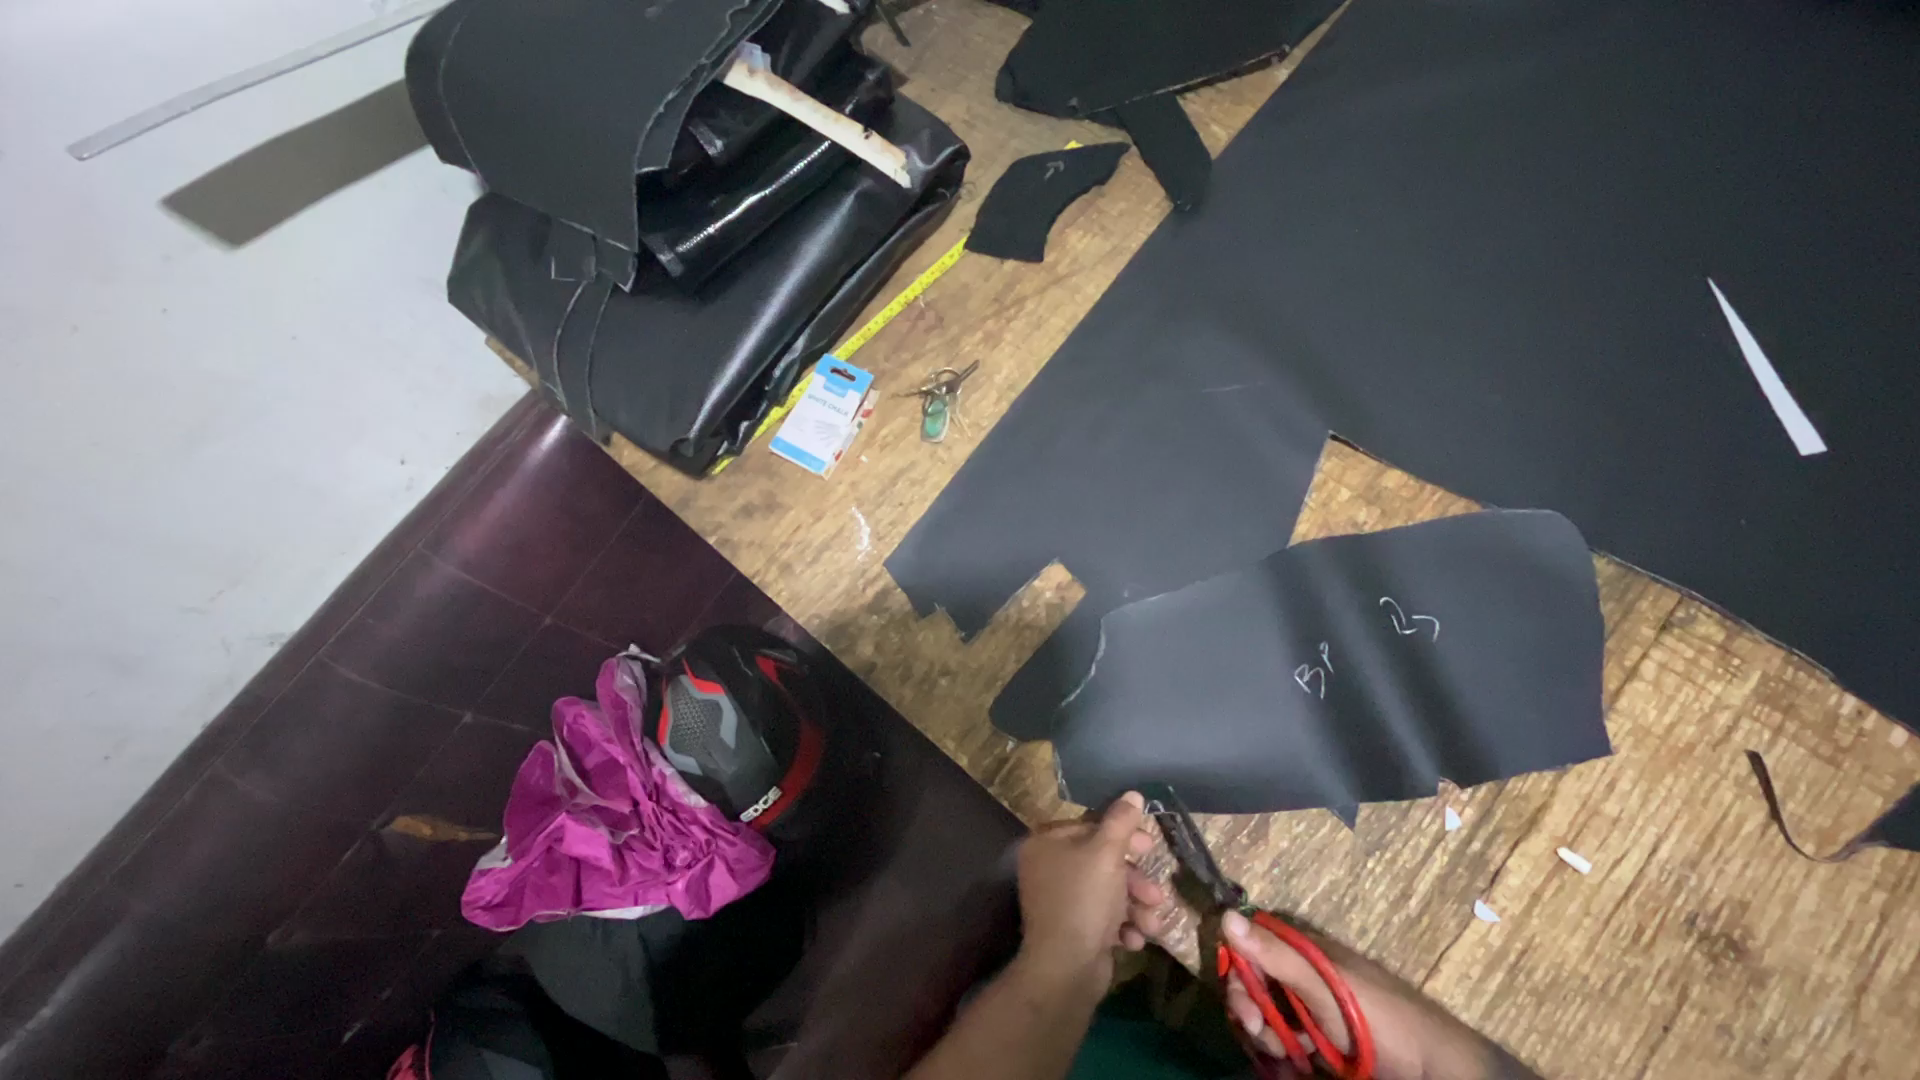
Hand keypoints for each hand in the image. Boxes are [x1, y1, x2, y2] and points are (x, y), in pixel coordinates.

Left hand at [1013, 791, 1168, 987]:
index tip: (1149, 845)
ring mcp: (1060, 901)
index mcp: (1046, 844)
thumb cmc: (1084, 900)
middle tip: (1156, 891)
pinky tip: (1134, 939)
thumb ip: (1121, 822)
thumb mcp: (1106, 853)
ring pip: (1108, 893)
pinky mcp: (1073, 930)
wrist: (1066, 968)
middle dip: (1134, 880)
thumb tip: (1133, 794)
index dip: (1123, 835)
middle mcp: (1048, 869)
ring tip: (1151, 922)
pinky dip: (1122, 927)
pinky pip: (1103, 919)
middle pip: (1102, 862)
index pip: (1089, 827)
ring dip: (1135, 907)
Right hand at [1221, 911, 1531, 1079]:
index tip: (1243, 1005)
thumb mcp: (1323, 986)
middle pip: (1252, 983)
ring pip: (1263, 1014)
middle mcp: (1301, 972)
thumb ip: (1275, 954)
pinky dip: (1280, 1053)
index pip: (1249, 945)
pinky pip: (1282, 1039)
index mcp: (1302, 949)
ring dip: (1264, 1037)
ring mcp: (1310, 1006)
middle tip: (1263, 1037)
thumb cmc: (1378, 1019)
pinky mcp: (1317, 1038)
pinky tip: (1293, 1066)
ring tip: (1288, 1058)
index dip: (1237, 972)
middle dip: (1249, 1011)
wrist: (1431, 1070)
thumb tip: (1226, 914)